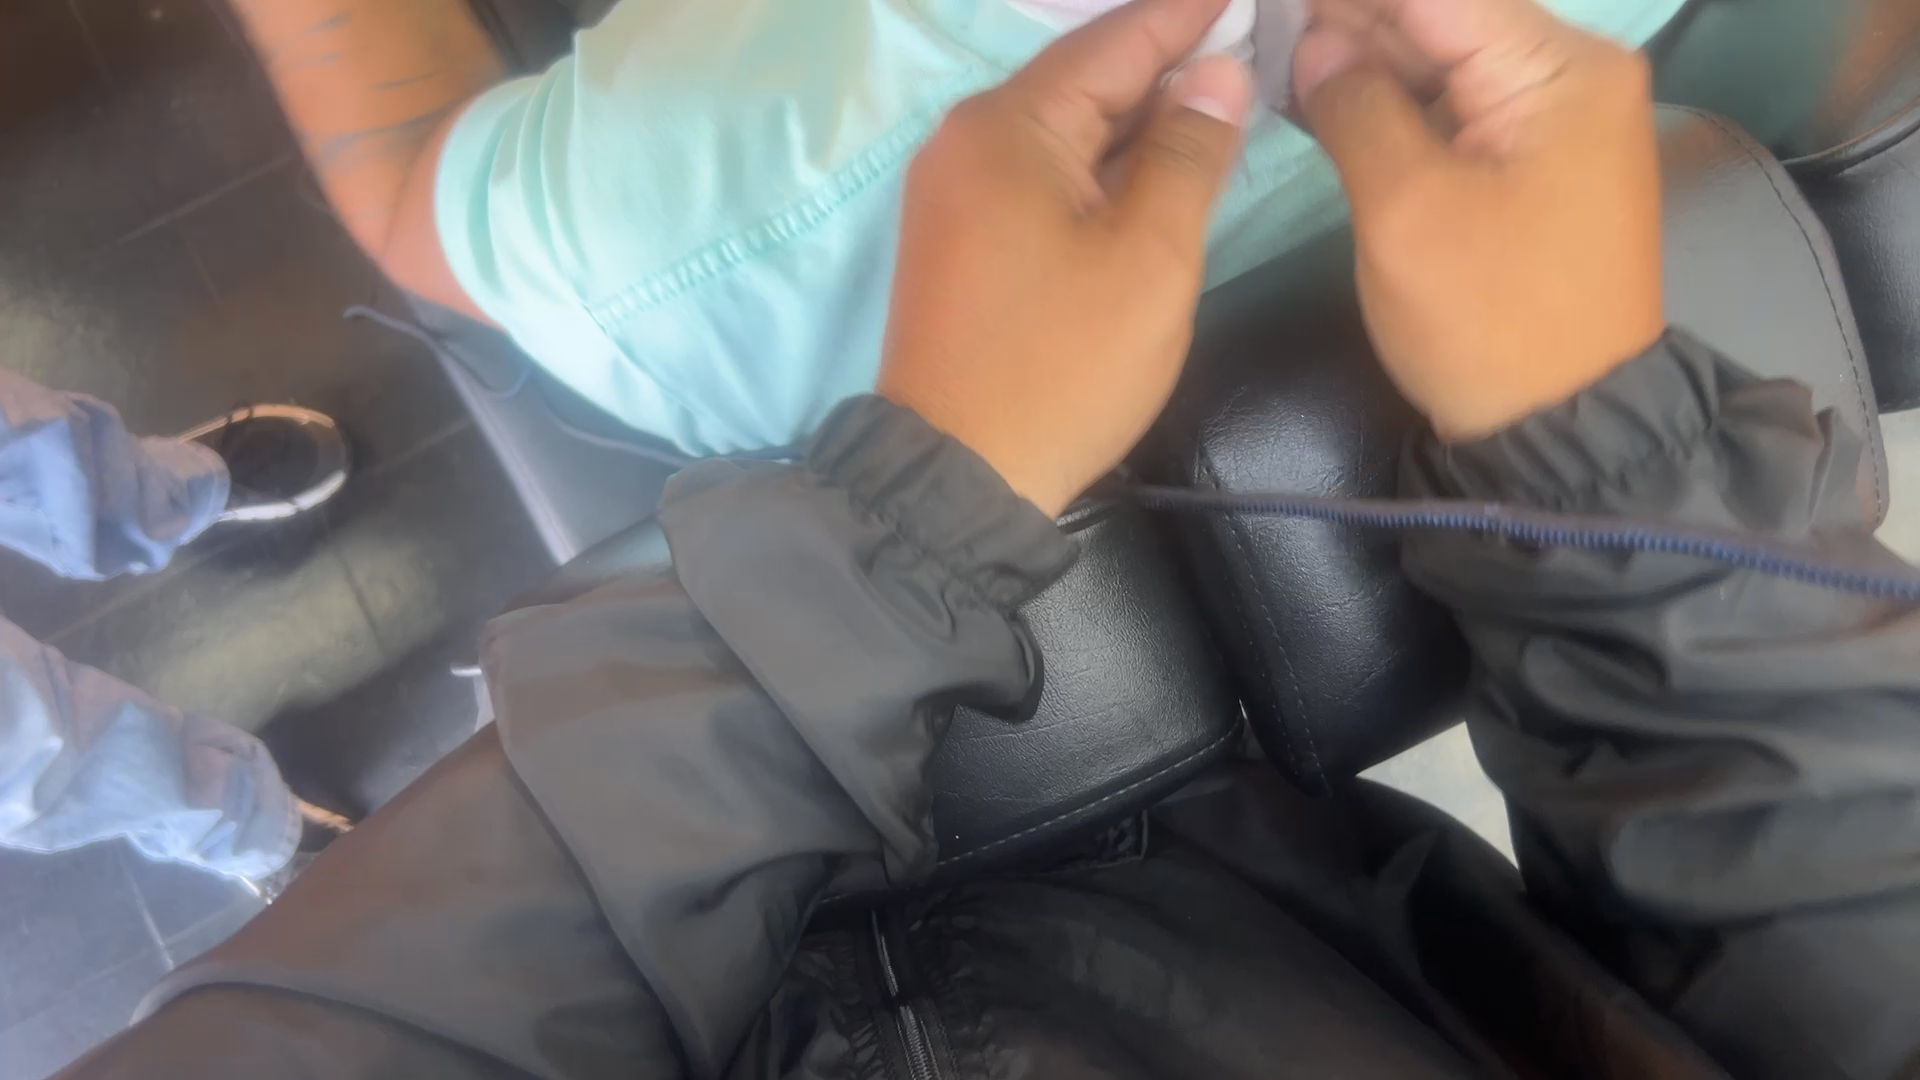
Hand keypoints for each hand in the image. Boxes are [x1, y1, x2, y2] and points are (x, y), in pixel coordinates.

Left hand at [878, 0, 1252, 515]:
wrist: (960, 475)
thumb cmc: (1061, 371)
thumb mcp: (1148, 260)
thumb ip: (1189, 153)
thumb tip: (1215, 74)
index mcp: (1007, 128)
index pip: (1118, 39)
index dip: (1191, 15)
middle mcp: (962, 146)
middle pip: (1082, 88)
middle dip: (1164, 76)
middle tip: (1243, 63)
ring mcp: (949, 201)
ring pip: (1057, 143)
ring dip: (1128, 134)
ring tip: (1207, 119)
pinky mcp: (953, 250)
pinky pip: (1031, 191)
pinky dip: (1087, 182)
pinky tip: (1136, 185)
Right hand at [1295, 0, 1664, 440]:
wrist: (1548, 414)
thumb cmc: (1481, 314)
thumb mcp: (1407, 210)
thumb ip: (1360, 115)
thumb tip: (1314, 46)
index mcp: (1554, 70)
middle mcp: (1560, 79)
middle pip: (1441, 23)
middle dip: (1351, 21)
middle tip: (1265, 25)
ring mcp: (1540, 128)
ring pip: (1438, 71)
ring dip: (1360, 63)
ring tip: (1278, 56)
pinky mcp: (1514, 173)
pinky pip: (1443, 119)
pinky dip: (1383, 110)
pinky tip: (1324, 101)